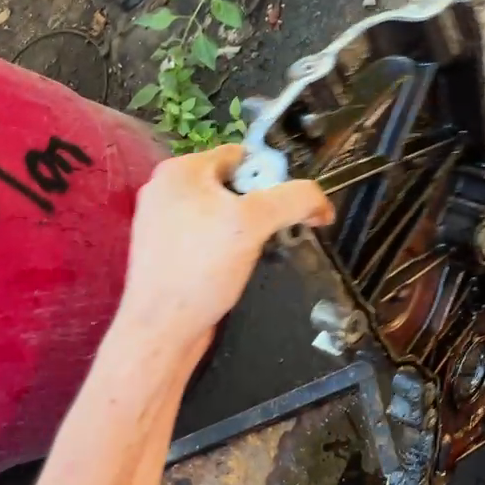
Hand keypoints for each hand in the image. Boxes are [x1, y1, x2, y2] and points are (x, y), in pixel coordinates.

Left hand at [111, 145, 331, 360]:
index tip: (286, 207)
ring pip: (224, 210)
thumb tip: (322, 202)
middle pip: (235, 182)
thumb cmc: (202, 268)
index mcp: (180, 170)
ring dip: (247, 227)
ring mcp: (164, 220)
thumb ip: (294, 200)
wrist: (162, 329)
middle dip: (260, 204)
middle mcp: (167, 188)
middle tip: (273, 231)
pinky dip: (228, 244)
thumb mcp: (255, 223)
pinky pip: (209, 233)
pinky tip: (234, 265)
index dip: (272, 177)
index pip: (243, 155)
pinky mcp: (167, 249)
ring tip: (255, 251)